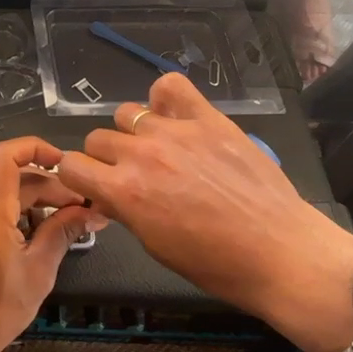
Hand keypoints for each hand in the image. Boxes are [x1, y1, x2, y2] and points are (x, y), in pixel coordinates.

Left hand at [0, 137, 107, 351]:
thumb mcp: (38, 271)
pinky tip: (34, 235)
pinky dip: (13, 211)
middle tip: (80, 208)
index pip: (6, 155)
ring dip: (32, 199)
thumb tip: (90, 211)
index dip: (36, 147)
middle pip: (10, 175)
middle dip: (47, 185)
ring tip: (62, 224)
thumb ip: (62, 232)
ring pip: (0, 190)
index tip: (65, 163)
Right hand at [55, 73, 352, 351]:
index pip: (70, 165)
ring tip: (159, 149)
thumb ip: (126, 209)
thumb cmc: (217, 265)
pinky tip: (173, 115)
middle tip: (132, 174)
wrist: (281, 254)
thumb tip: (111, 192)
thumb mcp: (155, 246)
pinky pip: (171, 86)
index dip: (79, 177)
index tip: (96, 185)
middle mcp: (141, 154)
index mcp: (124, 191)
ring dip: (134, 132)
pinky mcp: (208, 119)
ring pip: (127, 113)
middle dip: (107, 158)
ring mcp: (175, 132)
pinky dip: (165, 98)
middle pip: (97, 138)